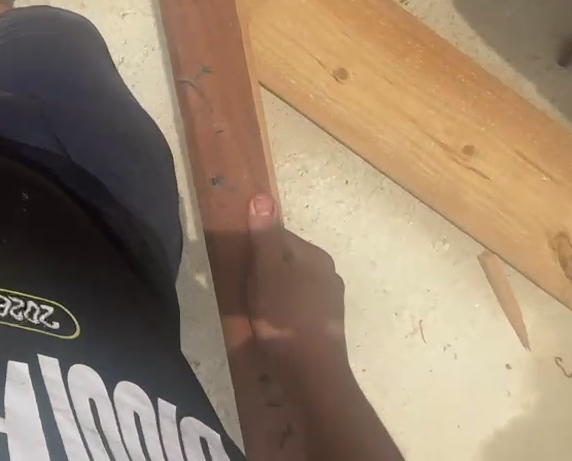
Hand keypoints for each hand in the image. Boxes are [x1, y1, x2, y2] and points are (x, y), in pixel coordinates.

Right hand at [245, 194, 348, 375]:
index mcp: (315, 256)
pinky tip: (271, 319)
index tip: (242, 265)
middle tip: (246, 287)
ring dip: (271, 286)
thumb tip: (263, 196)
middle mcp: (328, 272)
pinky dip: (281, 304)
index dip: (254, 246)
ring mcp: (329, 299)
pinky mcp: (324, 321)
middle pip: (283, 256)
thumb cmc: (284, 317)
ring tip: (256, 305)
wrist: (311, 374)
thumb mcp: (267, 271)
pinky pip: (296, 300)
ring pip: (289, 279)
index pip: (276, 234)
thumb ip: (265, 235)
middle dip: (262, 266)